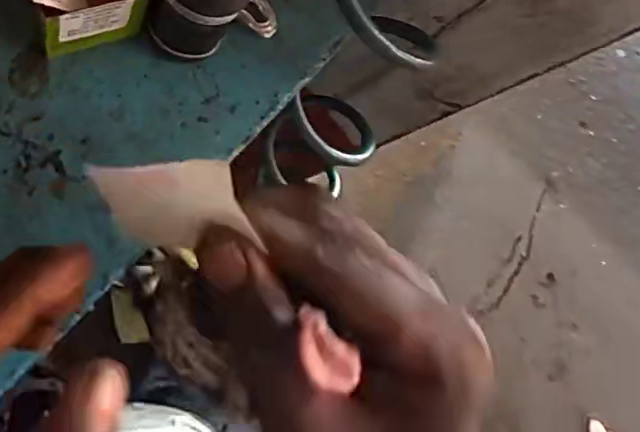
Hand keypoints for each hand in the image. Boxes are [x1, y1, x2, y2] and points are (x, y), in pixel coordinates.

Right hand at [198, 187, 493, 431]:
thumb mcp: (300, 424)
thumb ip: (261, 333)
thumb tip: (216, 242)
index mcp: (434, 338)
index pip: (334, 253)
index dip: (264, 230)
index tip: (203, 226)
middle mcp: (436, 300)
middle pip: (335, 229)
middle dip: (265, 227)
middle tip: (207, 246)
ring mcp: (419, 294)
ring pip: (332, 228)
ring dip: (273, 233)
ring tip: (228, 260)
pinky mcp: (396, 296)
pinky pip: (334, 247)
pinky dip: (290, 250)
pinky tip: (261, 277)